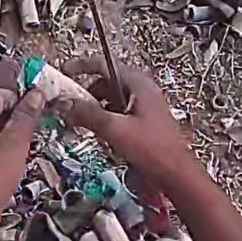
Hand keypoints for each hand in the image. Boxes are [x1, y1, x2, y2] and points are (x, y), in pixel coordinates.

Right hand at [55, 61, 206, 192]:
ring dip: (95, 109)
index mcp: (138, 85)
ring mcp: (144, 108)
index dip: (83, 66)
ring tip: (80, 122)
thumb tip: (65, 103)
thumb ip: (88, 114)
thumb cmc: (153, 150)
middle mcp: (142, 92)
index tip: (65, 72)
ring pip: (112, 101)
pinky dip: (105, 120)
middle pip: (107, 83)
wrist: (176, 176)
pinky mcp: (143, 124)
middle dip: (86, 93)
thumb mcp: (116, 129)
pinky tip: (99, 135)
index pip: (106, 64)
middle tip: (68, 105)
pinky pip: (119, 115)